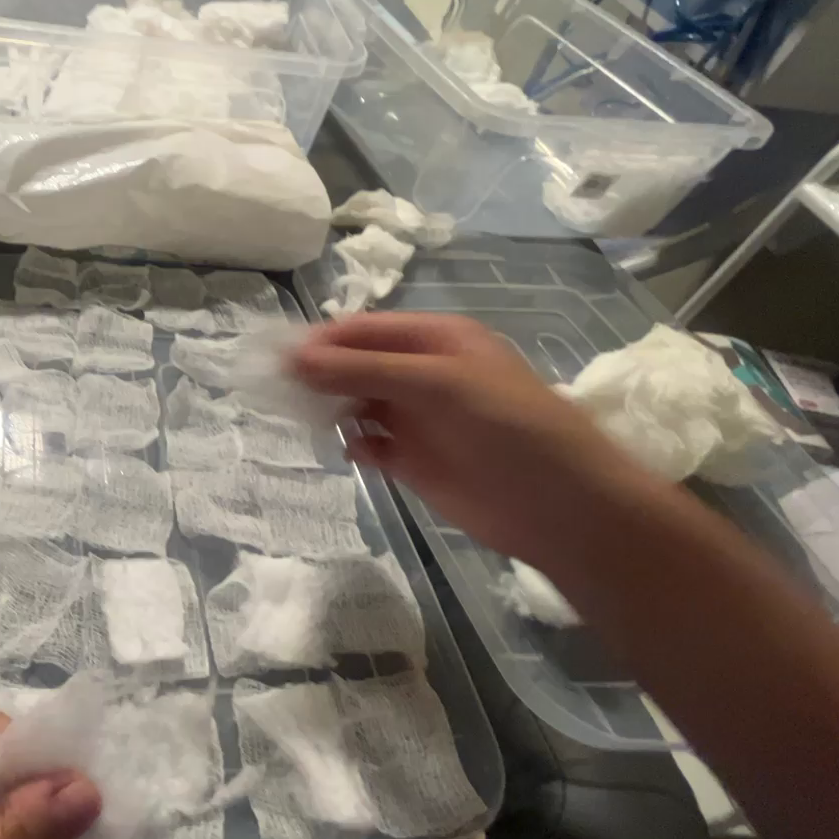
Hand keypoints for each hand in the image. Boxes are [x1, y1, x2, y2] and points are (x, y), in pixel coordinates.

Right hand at [292, 312, 674, 571]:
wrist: (563, 508)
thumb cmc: (508, 428)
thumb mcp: (437, 385)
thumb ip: (363, 371)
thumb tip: (291, 359)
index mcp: (434, 340)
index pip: (361, 330)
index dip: (319, 341)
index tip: (275, 360)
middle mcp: (421, 373)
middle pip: (353, 364)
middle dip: (317, 374)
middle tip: (276, 392)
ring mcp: (416, 417)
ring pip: (355, 402)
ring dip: (329, 408)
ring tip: (302, 420)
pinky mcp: (412, 459)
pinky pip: (368, 443)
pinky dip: (352, 443)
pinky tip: (348, 450)